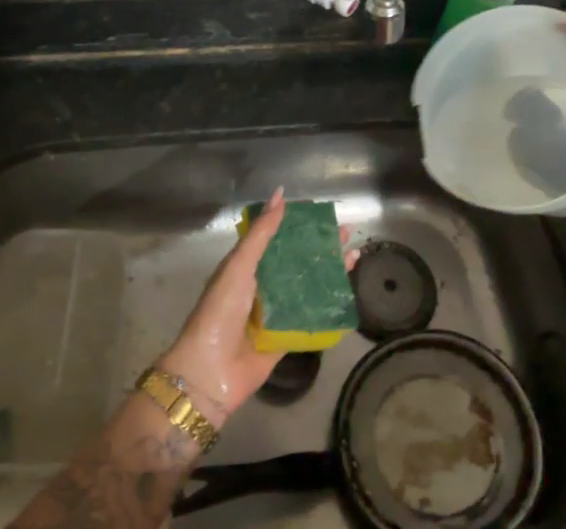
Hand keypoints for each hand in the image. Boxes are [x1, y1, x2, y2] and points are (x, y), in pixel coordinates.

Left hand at [154, 188, 356, 426]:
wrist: (211, 371)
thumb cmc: (220, 311)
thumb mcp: (238, 266)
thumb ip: (261, 234)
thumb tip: (280, 195)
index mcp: (246, 266)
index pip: (276, 238)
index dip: (297, 224)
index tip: (320, 211)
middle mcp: (262, 286)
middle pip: (296, 260)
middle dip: (320, 245)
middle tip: (346, 230)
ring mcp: (276, 312)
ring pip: (308, 286)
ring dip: (329, 271)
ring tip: (354, 254)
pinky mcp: (287, 336)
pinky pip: (311, 317)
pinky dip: (329, 304)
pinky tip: (347, 291)